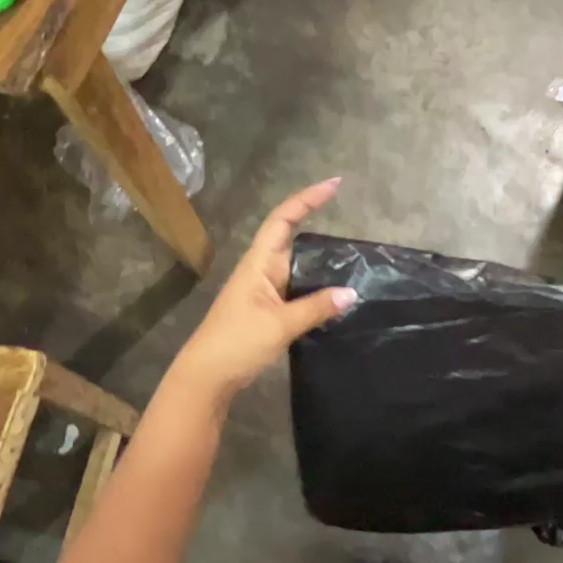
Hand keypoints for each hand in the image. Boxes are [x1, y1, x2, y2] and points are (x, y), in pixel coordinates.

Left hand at [167, 178, 355, 403]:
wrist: (207, 377)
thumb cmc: (237, 343)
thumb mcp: (280, 324)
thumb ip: (316, 308)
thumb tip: (351, 293)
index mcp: (258, 264)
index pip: (283, 220)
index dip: (307, 199)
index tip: (335, 185)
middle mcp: (260, 272)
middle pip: (292, 242)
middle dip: (319, 230)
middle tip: (355, 233)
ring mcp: (263, 293)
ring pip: (297, 269)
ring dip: (320, 265)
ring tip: (353, 264)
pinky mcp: (266, 313)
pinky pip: (296, 292)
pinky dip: (315, 291)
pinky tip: (335, 299)